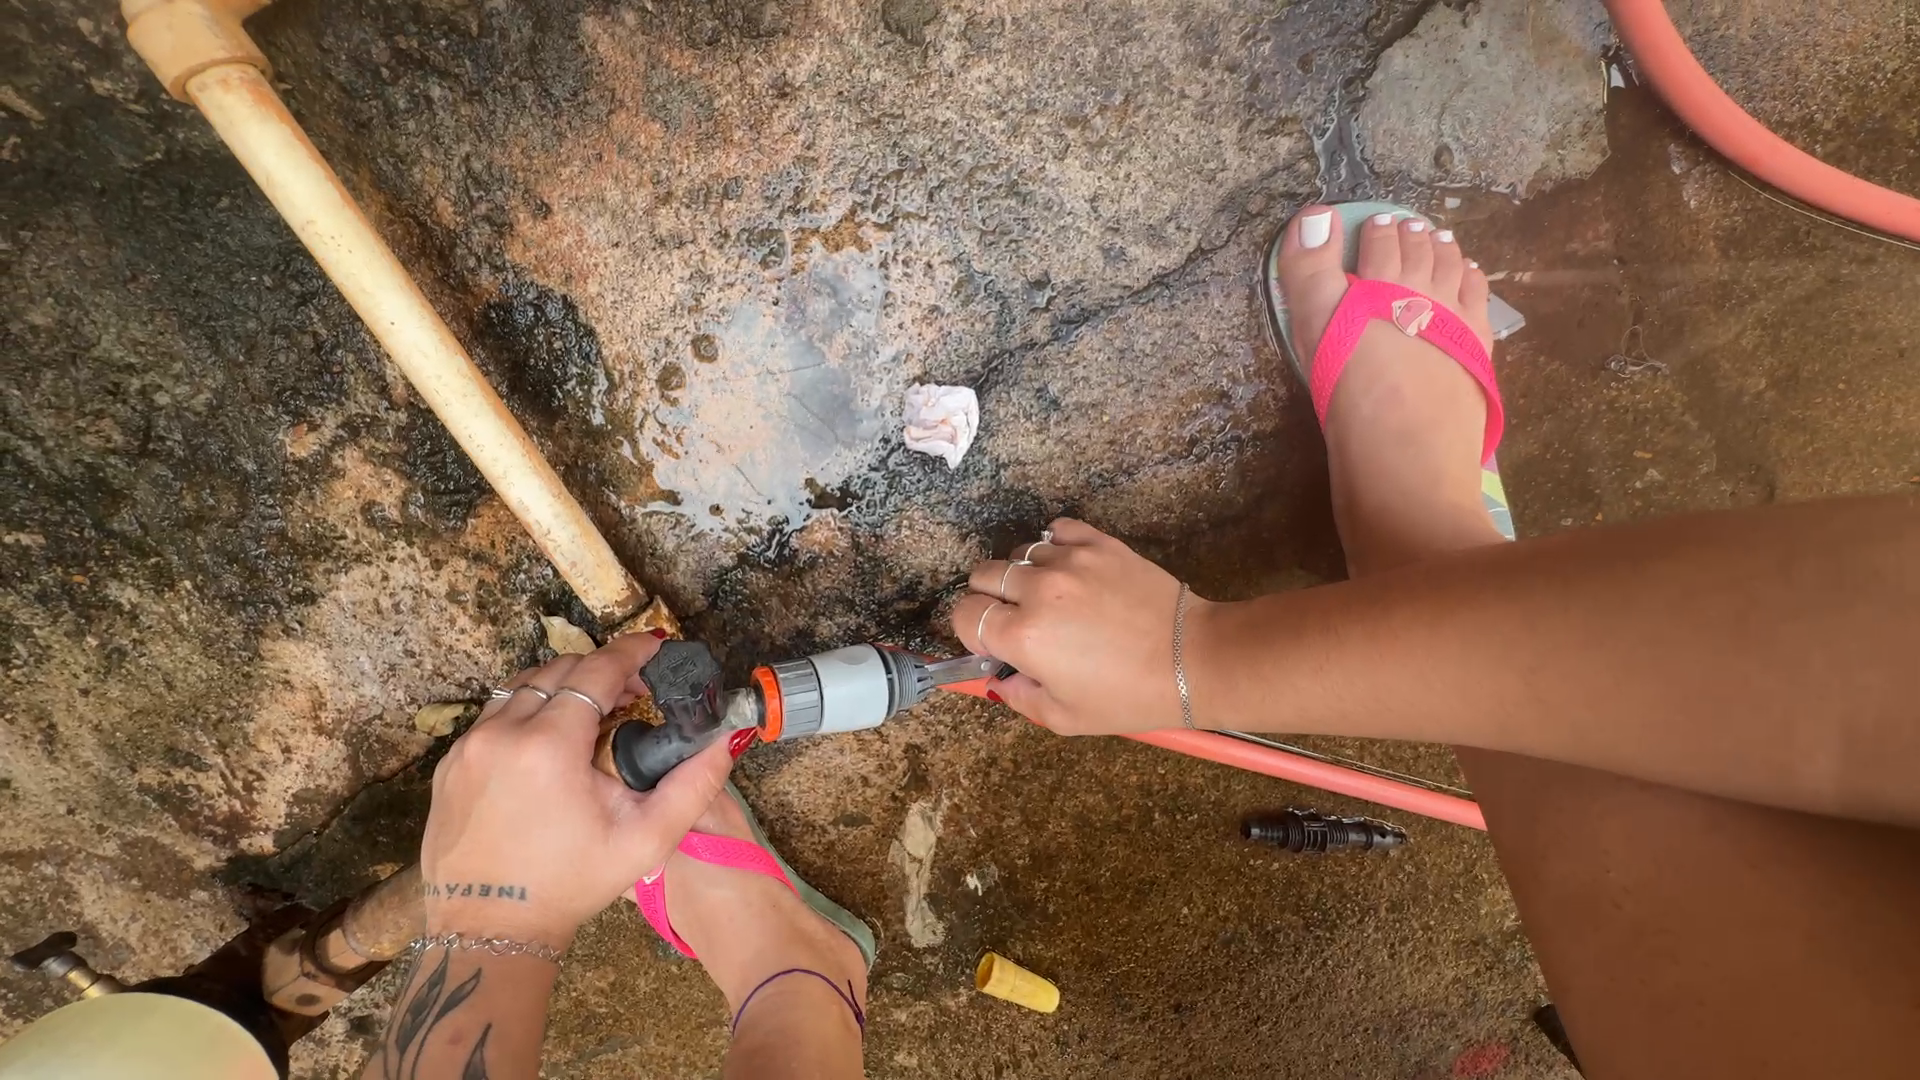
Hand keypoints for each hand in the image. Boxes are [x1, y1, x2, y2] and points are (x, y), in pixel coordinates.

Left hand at [421, 632, 733, 946]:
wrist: (489, 930)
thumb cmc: (573, 882)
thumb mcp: (648, 838)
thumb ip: (696, 783)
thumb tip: (728, 737)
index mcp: (549, 747)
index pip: (596, 670)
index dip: (632, 650)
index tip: (658, 644)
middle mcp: (501, 735)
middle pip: (561, 668)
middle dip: (604, 668)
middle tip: (637, 689)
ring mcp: (468, 748)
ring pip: (526, 683)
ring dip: (567, 682)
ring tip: (600, 707)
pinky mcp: (450, 764)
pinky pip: (499, 711)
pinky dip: (535, 705)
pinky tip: (558, 734)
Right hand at [951, 518, 1214, 734]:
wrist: (1193, 660)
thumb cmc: (1129, 696)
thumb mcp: (1065, 718)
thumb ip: (1018, 697)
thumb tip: (999, 678)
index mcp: (1023, 636)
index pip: (964, 614)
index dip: (971, 631)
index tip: (993, 643)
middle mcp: (1038, 591)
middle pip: (982, 575)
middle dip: (989, 598)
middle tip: (1016, 618)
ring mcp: (1069, 561)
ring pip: (1018, 553)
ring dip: (1023, 575)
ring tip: (1050, 597)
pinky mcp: (1099, 544)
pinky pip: (1056, 531)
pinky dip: (1053, 547)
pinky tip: (1067, 569)